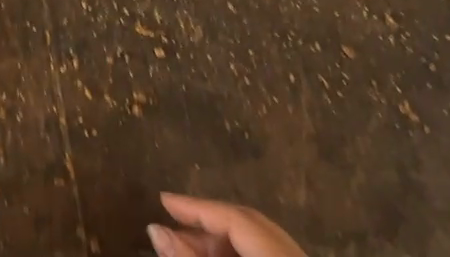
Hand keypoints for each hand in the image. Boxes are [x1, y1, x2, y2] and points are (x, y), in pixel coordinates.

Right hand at [148, 193, 307, 256]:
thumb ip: (186, 256)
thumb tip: (153, 228)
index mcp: (279, 252)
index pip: (236, 216)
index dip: (196, 205)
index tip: (162, 199)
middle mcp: (296, 251)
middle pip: (249, 224)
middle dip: (207, 221)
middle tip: (173, 222)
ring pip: (258, 240)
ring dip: (219, 239)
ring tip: (186, 246)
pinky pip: (267, 252)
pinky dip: (237, 252)